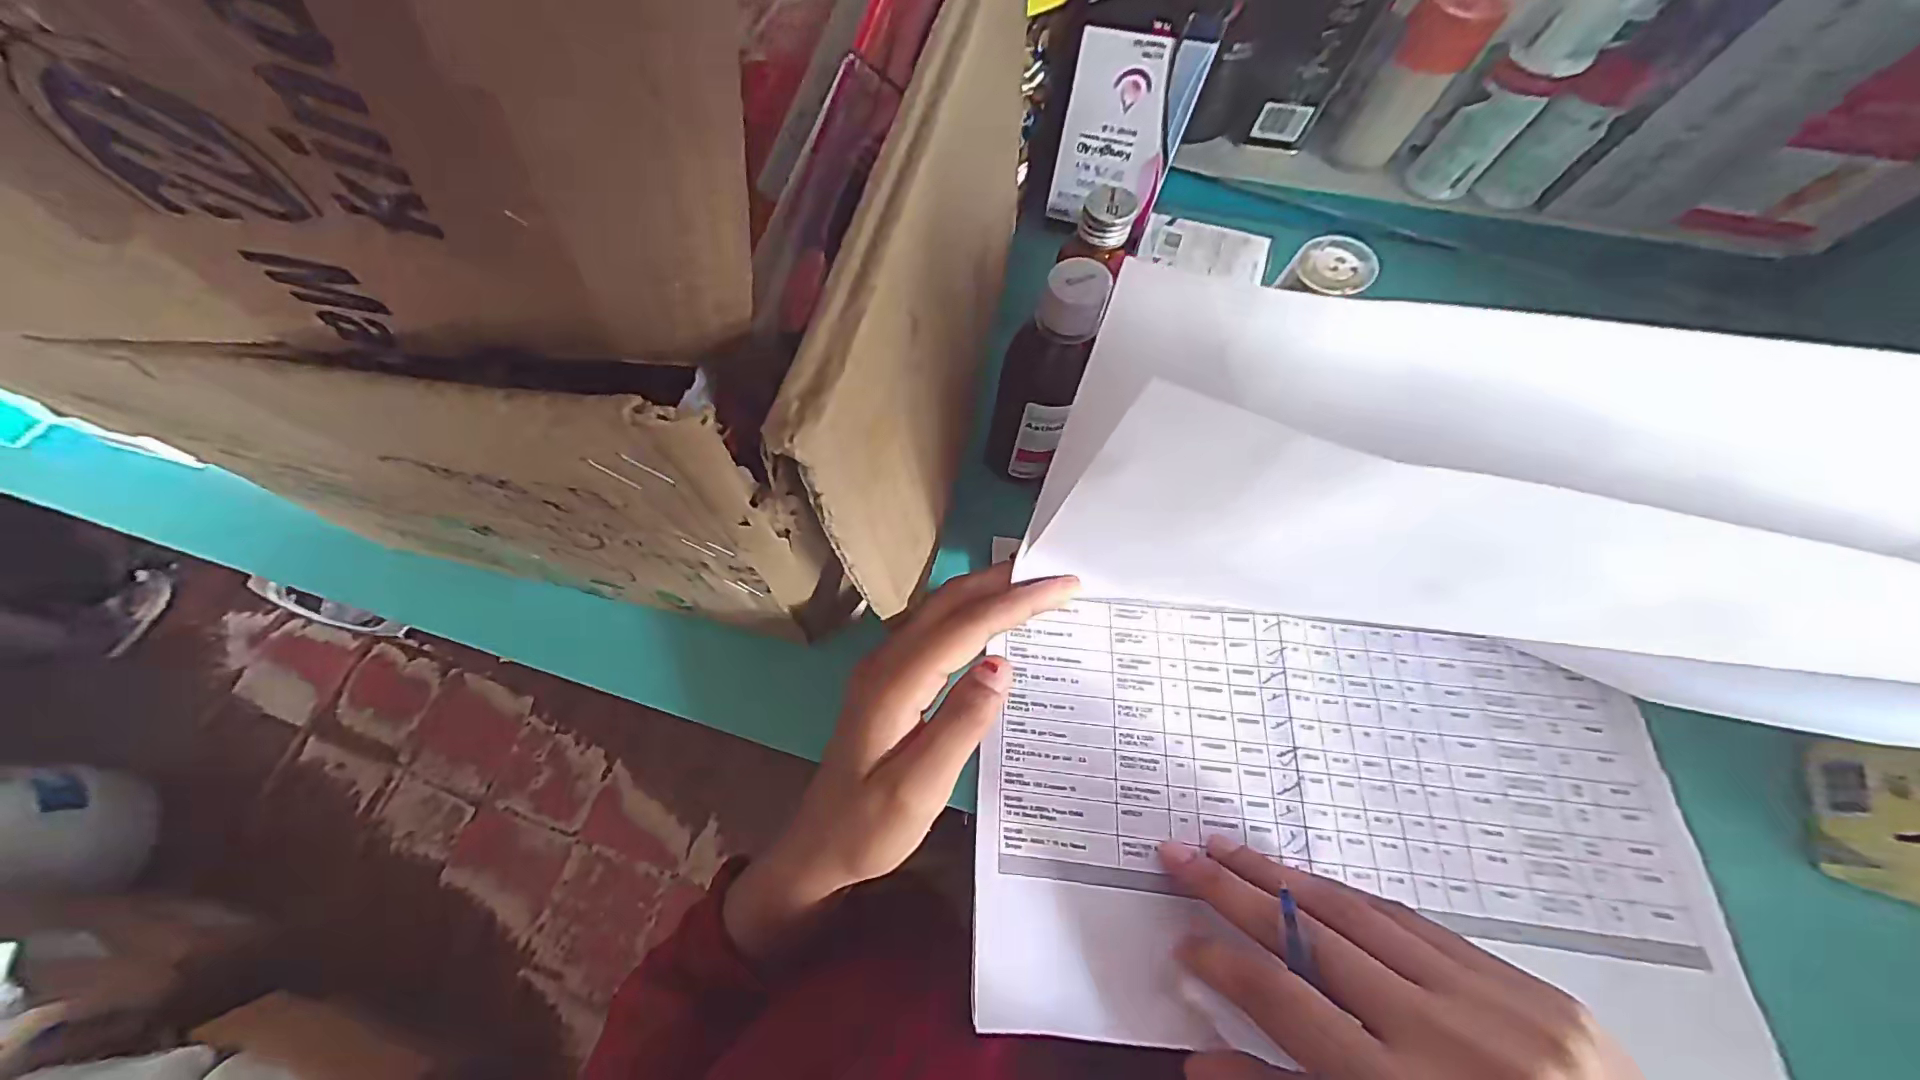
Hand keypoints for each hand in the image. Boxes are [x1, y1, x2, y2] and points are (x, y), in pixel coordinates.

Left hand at [723, 562, 1079, 958]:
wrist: (819, 845)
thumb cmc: (868, 827)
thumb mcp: (918, 789)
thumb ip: (960, 724)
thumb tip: (1002, 664)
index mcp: (894, 683)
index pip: (965, 626)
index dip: (1016, 602)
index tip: (1063, 586)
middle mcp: (886, 662)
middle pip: (949, 602)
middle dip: (1005, 582)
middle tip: (1056, 575)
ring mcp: (883, 666)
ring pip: (940, 609)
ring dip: (987, 590)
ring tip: (1033, 586)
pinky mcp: (888, 677)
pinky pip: (935, 627)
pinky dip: (971, 611)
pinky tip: (992, 620)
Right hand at [1161, 837, 1644, 1079]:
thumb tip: (1199, 1062)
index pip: (1285, 1004)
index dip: (1223, 965)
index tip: (1184, 941)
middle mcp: (1447, 1041)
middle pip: (1310, 938)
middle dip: (1234, 888)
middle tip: (1183, 854)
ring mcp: (1497, 1008)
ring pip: (1360, 915)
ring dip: (1284, 876)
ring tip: (1232, 851)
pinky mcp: (1534, 990)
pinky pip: (1418, 924)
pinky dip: (1353, 899)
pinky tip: (1313, 882)